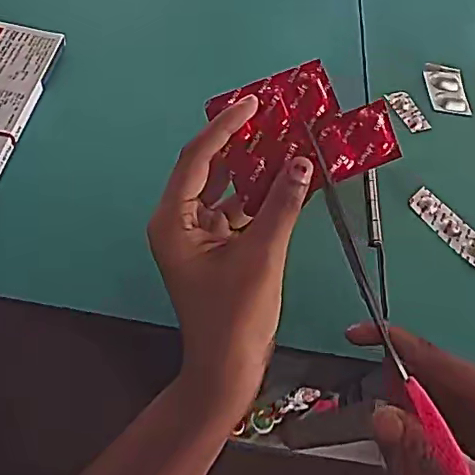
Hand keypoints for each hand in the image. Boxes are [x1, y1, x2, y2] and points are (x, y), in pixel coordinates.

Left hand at [150, 95, 312, 407]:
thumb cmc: (234, 319)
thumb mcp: (261, 255)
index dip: (225, 126)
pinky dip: (257, 193)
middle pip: (207, 167)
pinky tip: (283, 179)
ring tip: (279, 137)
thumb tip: (302, 163)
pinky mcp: (214, 246)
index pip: (197, 158)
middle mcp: (178, 221)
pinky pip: (236, 207)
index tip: (252, 102)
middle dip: (237, 140)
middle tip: (267, 113)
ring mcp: (195, 234)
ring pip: (223, 186)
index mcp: (173, 220)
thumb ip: (282, 205)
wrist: (227, 372)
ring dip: (250, 166)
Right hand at [348, 323, 474, 474]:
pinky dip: (415, 462)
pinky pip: (421, 434)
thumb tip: (386, 416)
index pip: (433, 354)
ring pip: (415, 411)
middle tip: (412, 470)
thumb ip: (435, 460)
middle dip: (401, 425)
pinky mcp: (470, 441)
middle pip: (418, 384)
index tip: (357, 337)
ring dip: (408, 451)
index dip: (389, 343)